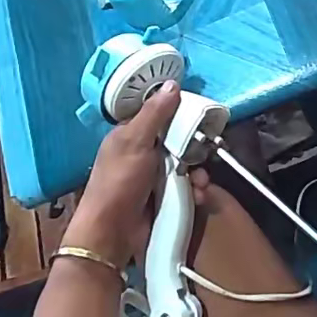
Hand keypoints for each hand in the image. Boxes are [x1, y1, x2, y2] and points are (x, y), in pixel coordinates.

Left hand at [61, 83, 207, 269]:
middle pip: (179, 141)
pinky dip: (195, 191)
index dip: (180, 115)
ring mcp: (154, 176)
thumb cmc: (119, 182)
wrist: (113, 233)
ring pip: (187, 165)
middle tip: (204, 155)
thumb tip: (172, 84)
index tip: (201, 118)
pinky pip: (186, 187)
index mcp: (131, 134)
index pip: (160, 115)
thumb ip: (155, 113)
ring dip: (198, 174)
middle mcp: (143, 152)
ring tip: (199, 184)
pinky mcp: (164, 197)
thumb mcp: (136, 141)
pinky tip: (197, 196)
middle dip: (195, 150)